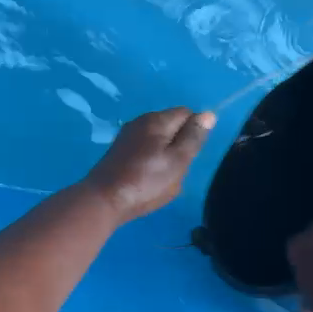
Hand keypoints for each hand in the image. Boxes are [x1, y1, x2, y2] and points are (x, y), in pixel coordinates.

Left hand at [86, 108, 213, 221]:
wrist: (104, 198)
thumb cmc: (146, 181)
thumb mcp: (178, 160)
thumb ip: (193, 137)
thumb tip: (208, 114)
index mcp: (155, 120)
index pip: (186, 113)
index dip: (195, 131)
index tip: (190, 154)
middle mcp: (140, 121)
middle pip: (172, 126)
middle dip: (181, 145)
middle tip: (177, 168)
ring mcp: (128, 135)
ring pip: (160, 140)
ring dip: (167, 156)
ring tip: (162, 176)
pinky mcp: (121, 149)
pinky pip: (146, 149)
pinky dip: (152, 161)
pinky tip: (148, 178)